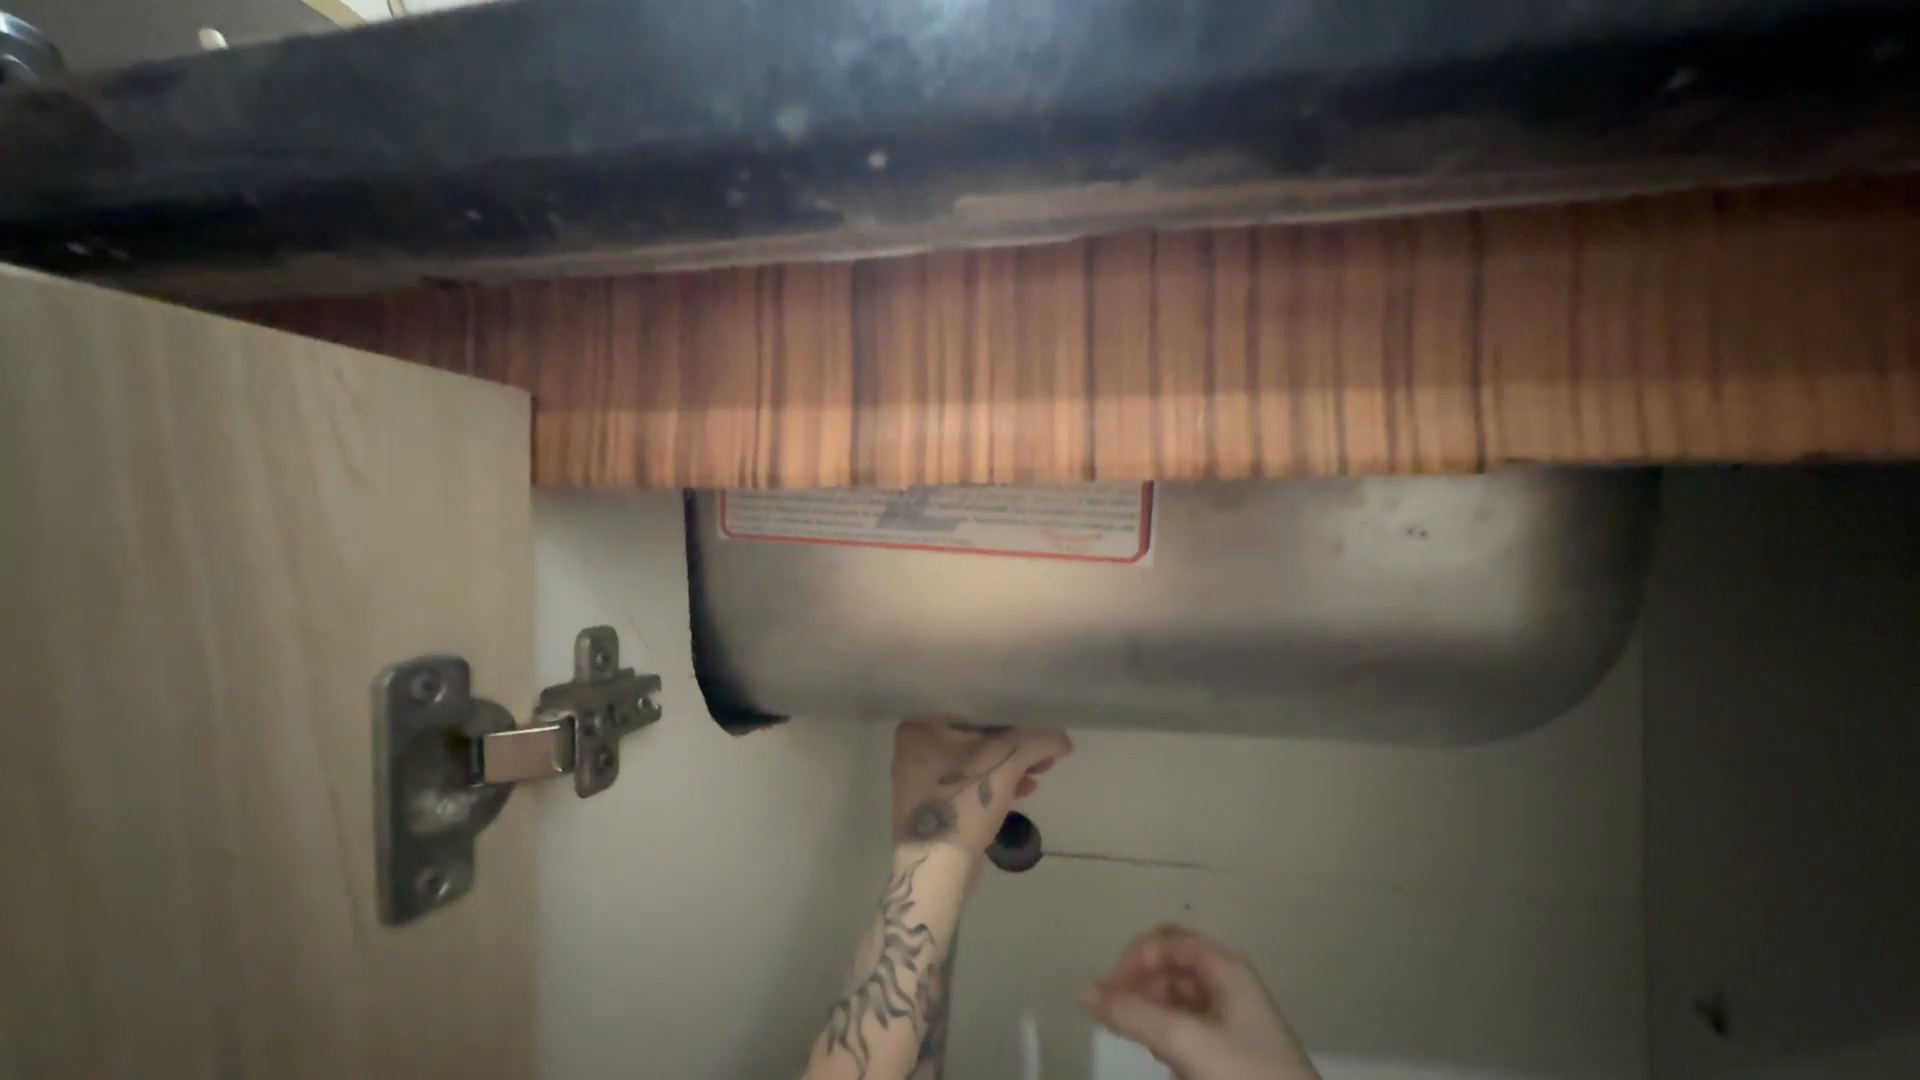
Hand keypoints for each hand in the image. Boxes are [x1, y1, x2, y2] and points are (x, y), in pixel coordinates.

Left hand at [891, 718, 1070, 861]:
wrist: (935, 866)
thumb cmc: (964, 802)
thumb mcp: (1007, 763)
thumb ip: (1038, 742)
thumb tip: (1064, 739)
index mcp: (921, 726)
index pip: (972, 705)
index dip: (1009, 711)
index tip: (1036, 718)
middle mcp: (914, 745)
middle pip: (975, 733)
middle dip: (1014, 742)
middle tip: (1043, 748)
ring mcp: (920, 775)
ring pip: (973, 757)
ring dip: (1008, 762)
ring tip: (1041, 769)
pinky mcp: (930, 801)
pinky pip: (967, 779)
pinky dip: (994, 780)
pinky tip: (1024, 787)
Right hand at [1083, 926, 1320, 1079]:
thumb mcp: (1186, 1043)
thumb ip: (1132, 1015)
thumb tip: (1081, 990)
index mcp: (1225, 970)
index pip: (1166, 941)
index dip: (1133, 959)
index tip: (1107, 994)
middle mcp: (1229, 988)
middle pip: (1170, 970)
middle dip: (1139, 989)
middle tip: (1115, 1022)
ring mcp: (1233, 1024)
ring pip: (1177, 1004)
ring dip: (1151, 1018)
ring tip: (1141, 1046)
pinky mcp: (1232, 1059)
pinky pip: (1188, 1035)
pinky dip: (1168, 1043)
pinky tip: (1165, 1067)